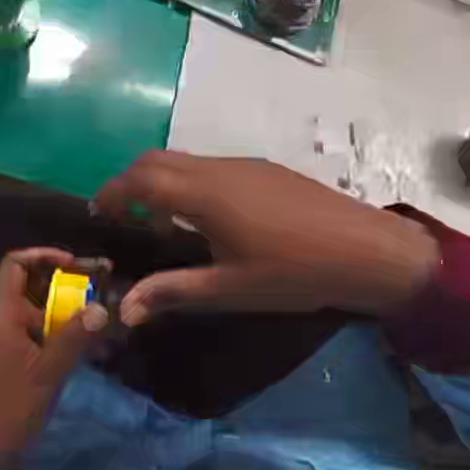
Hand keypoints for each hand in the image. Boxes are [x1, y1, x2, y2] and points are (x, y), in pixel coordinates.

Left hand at [0, 248, 108, 469]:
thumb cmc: (9, 408)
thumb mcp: (46, 373)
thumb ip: (74, 338)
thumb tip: (100, 308)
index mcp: (4, 315)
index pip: (14, 265)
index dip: (42, 255)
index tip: (74, 263)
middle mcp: (8, 322)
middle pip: (36, 287)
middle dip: (71, 284)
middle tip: (106, 286)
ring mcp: (15, 343)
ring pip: (46, 314)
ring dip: (75, 312)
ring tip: (110, 316)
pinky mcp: (23, 363)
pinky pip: (48, 338)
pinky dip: (70, 336)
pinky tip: (98, 346)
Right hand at [91, 151, 441, 325]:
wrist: (370, 250)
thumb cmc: (294, 273)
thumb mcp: (229, 289)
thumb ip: (172, 292)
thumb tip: (124, 309)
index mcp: (204, 195)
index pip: (141, 180)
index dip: (112, 194)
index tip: (99, 215)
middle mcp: (218, 169)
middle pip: (156, 160)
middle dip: (129, 183)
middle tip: (122, 217)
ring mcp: (244, 165)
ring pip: (184, 160)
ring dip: (160, 183)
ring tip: (162, 225)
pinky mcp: (264, 169)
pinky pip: (209, 166)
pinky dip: (188, 184)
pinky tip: (205, 220)